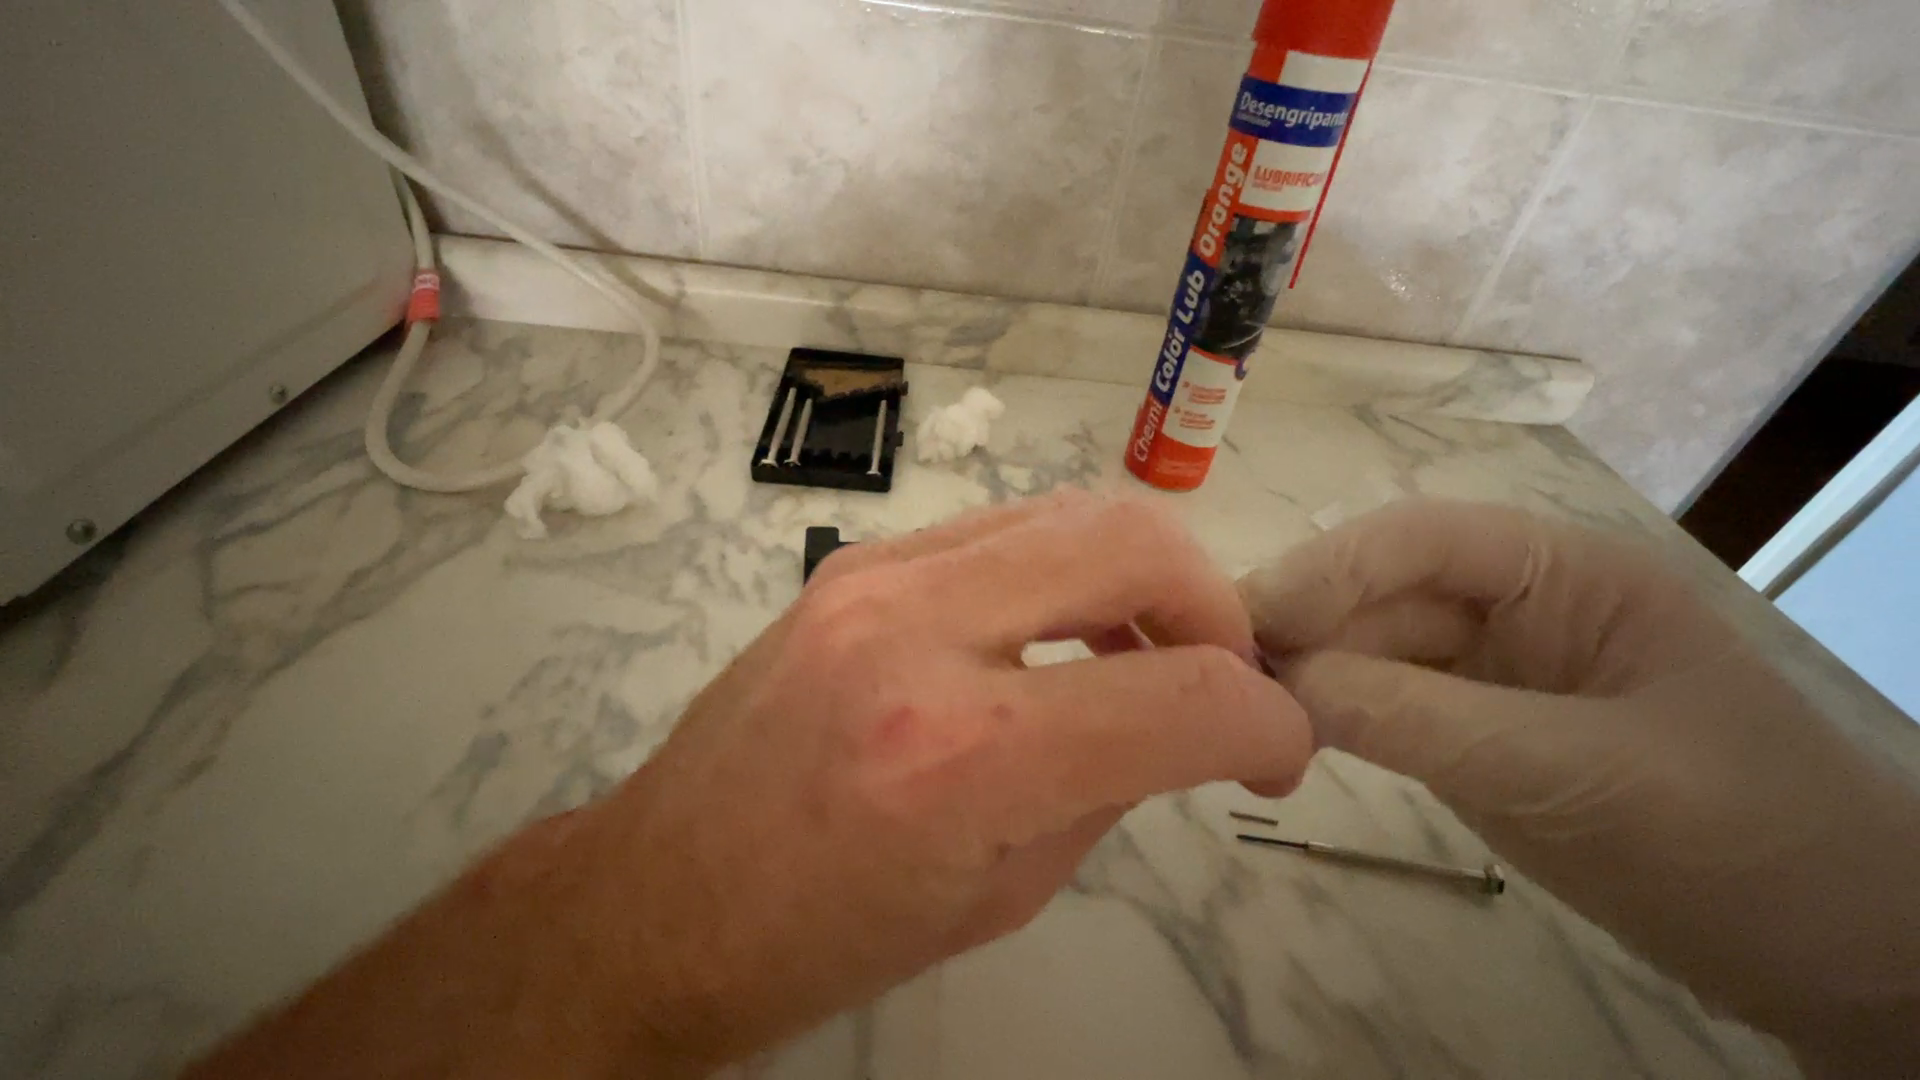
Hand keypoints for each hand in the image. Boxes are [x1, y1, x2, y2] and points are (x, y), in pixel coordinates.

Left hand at [190, 493, 1313, 1079]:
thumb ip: (1109, 787)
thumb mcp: (1001, 893)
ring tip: (1146, 648)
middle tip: (1219, 674)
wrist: (657, 896)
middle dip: (1215, 606)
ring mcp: (876, 577)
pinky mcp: (853, 564)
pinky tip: (1061, 628)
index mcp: (961, 755)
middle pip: (1132, 541)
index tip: (1274, 748)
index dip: (1263, 722)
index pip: (1181, 695)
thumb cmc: (822, 936)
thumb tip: (1181, 717)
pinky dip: (1064, 566)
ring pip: (1070, 512)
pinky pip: (1002, 530)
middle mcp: (919, 633)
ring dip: (1142, 573)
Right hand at [1239, 500, 1919, 1076]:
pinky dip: (1323, 717)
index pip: (1416, 540)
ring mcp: (1480, 669)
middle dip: (1299, 627)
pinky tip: (1279, 738)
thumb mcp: (1575, 771)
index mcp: (1559, 571)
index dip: (1325, 570)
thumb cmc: (1738, 839)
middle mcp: (1508, 603)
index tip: (1244, 621)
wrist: (1834, 957)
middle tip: (1218, 676)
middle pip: (1374, 592)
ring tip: (1237, 715)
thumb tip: (1278, 685)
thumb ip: (1418, 720)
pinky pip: (1372, 703)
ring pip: (1361, 648)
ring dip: (1301, 676)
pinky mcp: (1460, 726)